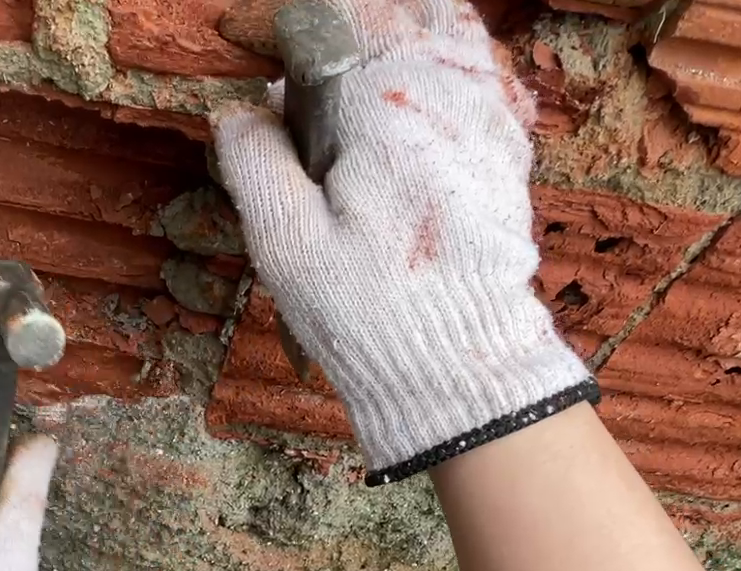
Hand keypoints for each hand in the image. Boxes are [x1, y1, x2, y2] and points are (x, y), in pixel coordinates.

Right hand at [212, 0, 595, 483]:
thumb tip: (235, 108)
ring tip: (342, 99)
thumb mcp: (287, 246)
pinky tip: (396, 118)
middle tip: (300, 88)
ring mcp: (490, 109)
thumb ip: (255, 164)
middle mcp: (450, 85)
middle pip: (391, 9)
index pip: (331, 15)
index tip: (252, 58)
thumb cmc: (365, 310)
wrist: (456, 364)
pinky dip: (427, 71)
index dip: (281, 30)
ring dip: (384, 46)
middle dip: (336, 37)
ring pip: (439, 26)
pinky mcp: (505, 141)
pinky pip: (471, 67)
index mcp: (386, 101)